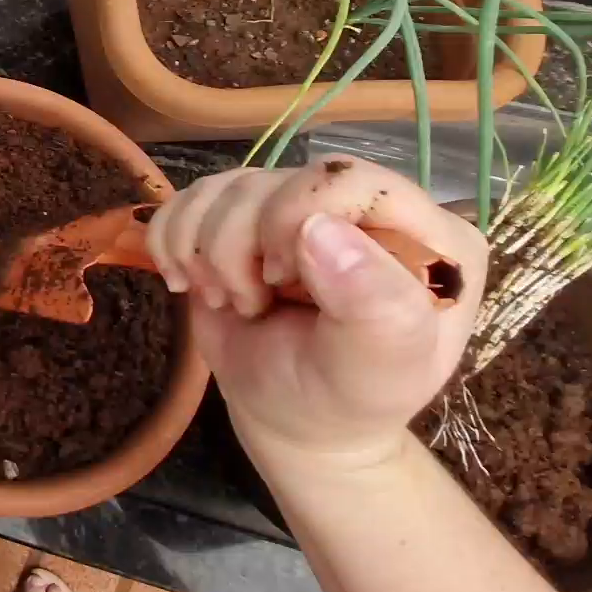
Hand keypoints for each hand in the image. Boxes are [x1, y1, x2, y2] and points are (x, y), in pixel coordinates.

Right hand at [145, 155, 488, 467]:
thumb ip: (374, 309)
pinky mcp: (234, 216)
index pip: (347, 180)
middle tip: (248, 301)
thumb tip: (320, 229)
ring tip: (224, 299)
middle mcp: (355, 210)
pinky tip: (188, 281)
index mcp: (422, 238)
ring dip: (198, 251)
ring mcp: (289, 208)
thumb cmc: (341, 399)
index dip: (294, 217)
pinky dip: (169, 242)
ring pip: (216, 190)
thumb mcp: (372, 373)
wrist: (286, 412)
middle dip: (233, 246)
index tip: (282, 279)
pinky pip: (182, 199)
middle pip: (266, 184)